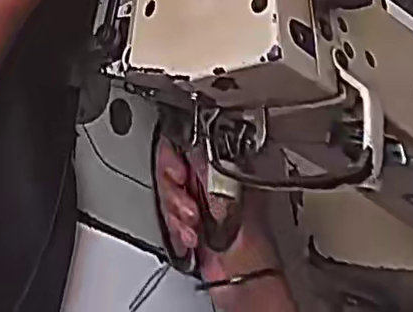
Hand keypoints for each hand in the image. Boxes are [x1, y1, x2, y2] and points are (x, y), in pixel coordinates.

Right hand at [156, 138, 280, 281]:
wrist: (244, 277)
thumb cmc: (247, 233)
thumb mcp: (221, 184)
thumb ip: (201, 157)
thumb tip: (184, 136)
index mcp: (217, 159)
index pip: (180, 142)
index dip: (172, 157)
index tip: (178, 175)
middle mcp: (205, 176)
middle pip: (167, 167)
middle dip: (173, 191)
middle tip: (189, 207)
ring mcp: (196, 199)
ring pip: (165, 192)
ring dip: (175, 213)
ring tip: (193, 226)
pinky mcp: (187, 222)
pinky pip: (167, 215)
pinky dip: (175, 228)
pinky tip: (190, 237)